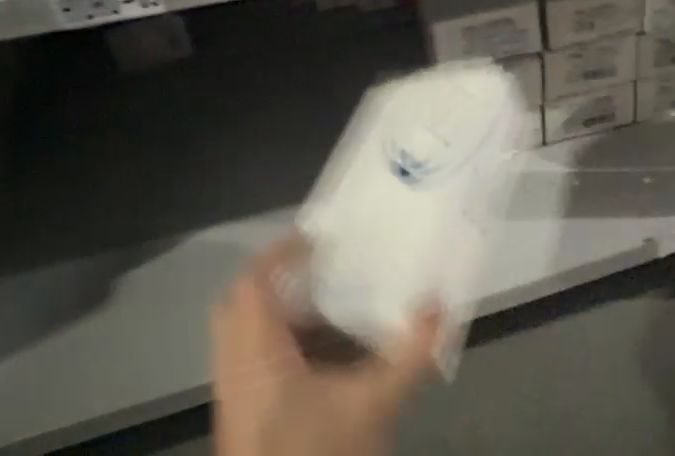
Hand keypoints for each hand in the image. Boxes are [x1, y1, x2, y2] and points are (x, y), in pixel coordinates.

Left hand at [212, 236, 441, 455]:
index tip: (320, 240)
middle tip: (322, 271)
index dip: (282, 253)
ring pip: (244, 336)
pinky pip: (253, 363)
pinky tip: (327, 362)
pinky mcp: (241, 419)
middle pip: (239, 305)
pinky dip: (284, 348)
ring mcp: (234, 398)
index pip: (254, 283)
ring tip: (333, 311)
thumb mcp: (375, 404)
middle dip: (279, 281)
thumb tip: (440, 306)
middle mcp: (236, 370)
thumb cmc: (319, 454)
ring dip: (283, 316)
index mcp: (258, 355)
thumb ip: (411, 354)